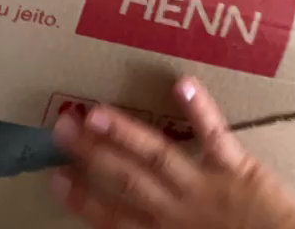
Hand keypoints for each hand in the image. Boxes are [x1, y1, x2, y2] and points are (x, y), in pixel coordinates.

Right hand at [52, 77, 294, 228]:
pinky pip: (215, 136)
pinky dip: (199, 110)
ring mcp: (205, 188)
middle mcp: (177, 213)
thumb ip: (162, 228)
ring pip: (156, 155)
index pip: (112, 219)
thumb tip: (133, 220)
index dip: (82, 198)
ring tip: (95, 110)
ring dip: (124, 133)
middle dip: (90, 154)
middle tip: (60, 126)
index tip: (56, 175)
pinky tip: (181, 81)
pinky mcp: (238, 170)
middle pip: (124, 180)